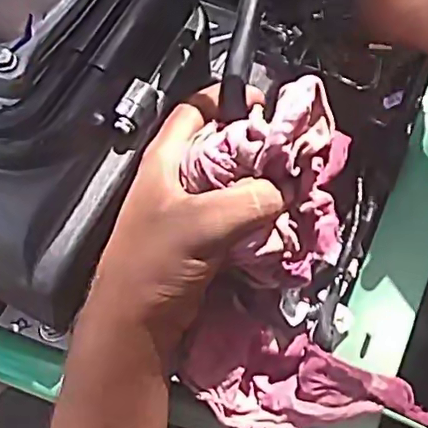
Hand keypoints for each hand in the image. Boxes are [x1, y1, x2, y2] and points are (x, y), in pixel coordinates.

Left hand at [80, 87, 285, 362]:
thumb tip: (286, 190)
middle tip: (290, 156)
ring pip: (237, 185)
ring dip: (265, 187)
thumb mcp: (202, 223)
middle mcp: (179, 180)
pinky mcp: (205, 240)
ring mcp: (192, 211)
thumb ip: (250, 200)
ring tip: (292, 188)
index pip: (197, 108)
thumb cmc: (151, 266)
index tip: (266, 108)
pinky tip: (280, 221)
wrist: (135, 327)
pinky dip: (262, 216)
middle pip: (226, 148)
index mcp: (166, 160)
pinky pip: (241, 217)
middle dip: (260, 149)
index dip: (230, 99)